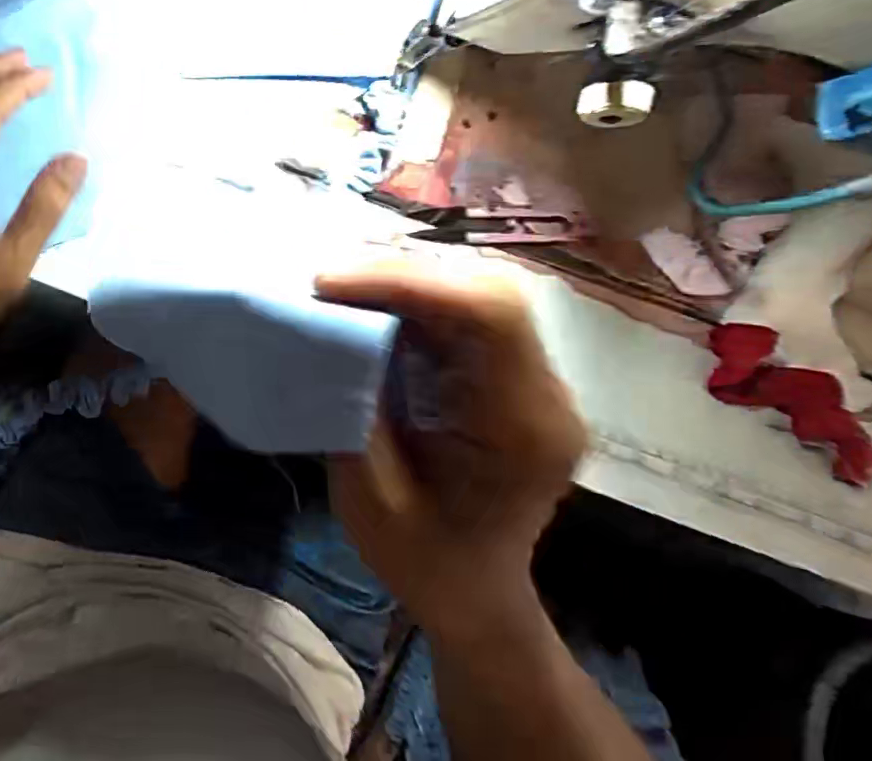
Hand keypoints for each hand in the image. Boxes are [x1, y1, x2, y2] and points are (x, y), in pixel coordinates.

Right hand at [316, 262, 586, 631]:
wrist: (477, 597)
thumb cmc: (426, 564)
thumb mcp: (372, 496)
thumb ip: (357, 407)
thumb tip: (334, 331)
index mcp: (523, 428)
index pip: (490, 315)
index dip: (411, 281)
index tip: (331, 283)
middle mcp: (543, 391)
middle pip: (486, 290)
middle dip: (401, 273)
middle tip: (328, 282)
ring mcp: (532, 379)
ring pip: (474, 292)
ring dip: (403, 281)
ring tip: (341, 288)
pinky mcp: (508, 374)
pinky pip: (463, 314)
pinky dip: (411, 301)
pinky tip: (369, 307)